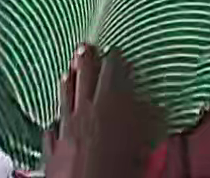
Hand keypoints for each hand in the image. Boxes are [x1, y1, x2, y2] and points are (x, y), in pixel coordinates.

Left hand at [43, 46, 159, 177]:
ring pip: (65, 97)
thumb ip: (145, 122)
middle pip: (84, 77)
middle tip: (86, 45)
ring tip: (68, 70)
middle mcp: (84, 111)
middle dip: (86, 60)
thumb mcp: (140, 148)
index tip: (116, 51)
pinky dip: (54, 121)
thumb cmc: (116, 173)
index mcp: (108, 105)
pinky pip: (51, 130)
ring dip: (68, 82)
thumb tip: (158, 107)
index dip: (114, 58)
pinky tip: (53, 120)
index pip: (112, 71)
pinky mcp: (51, 153)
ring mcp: (65, 130)